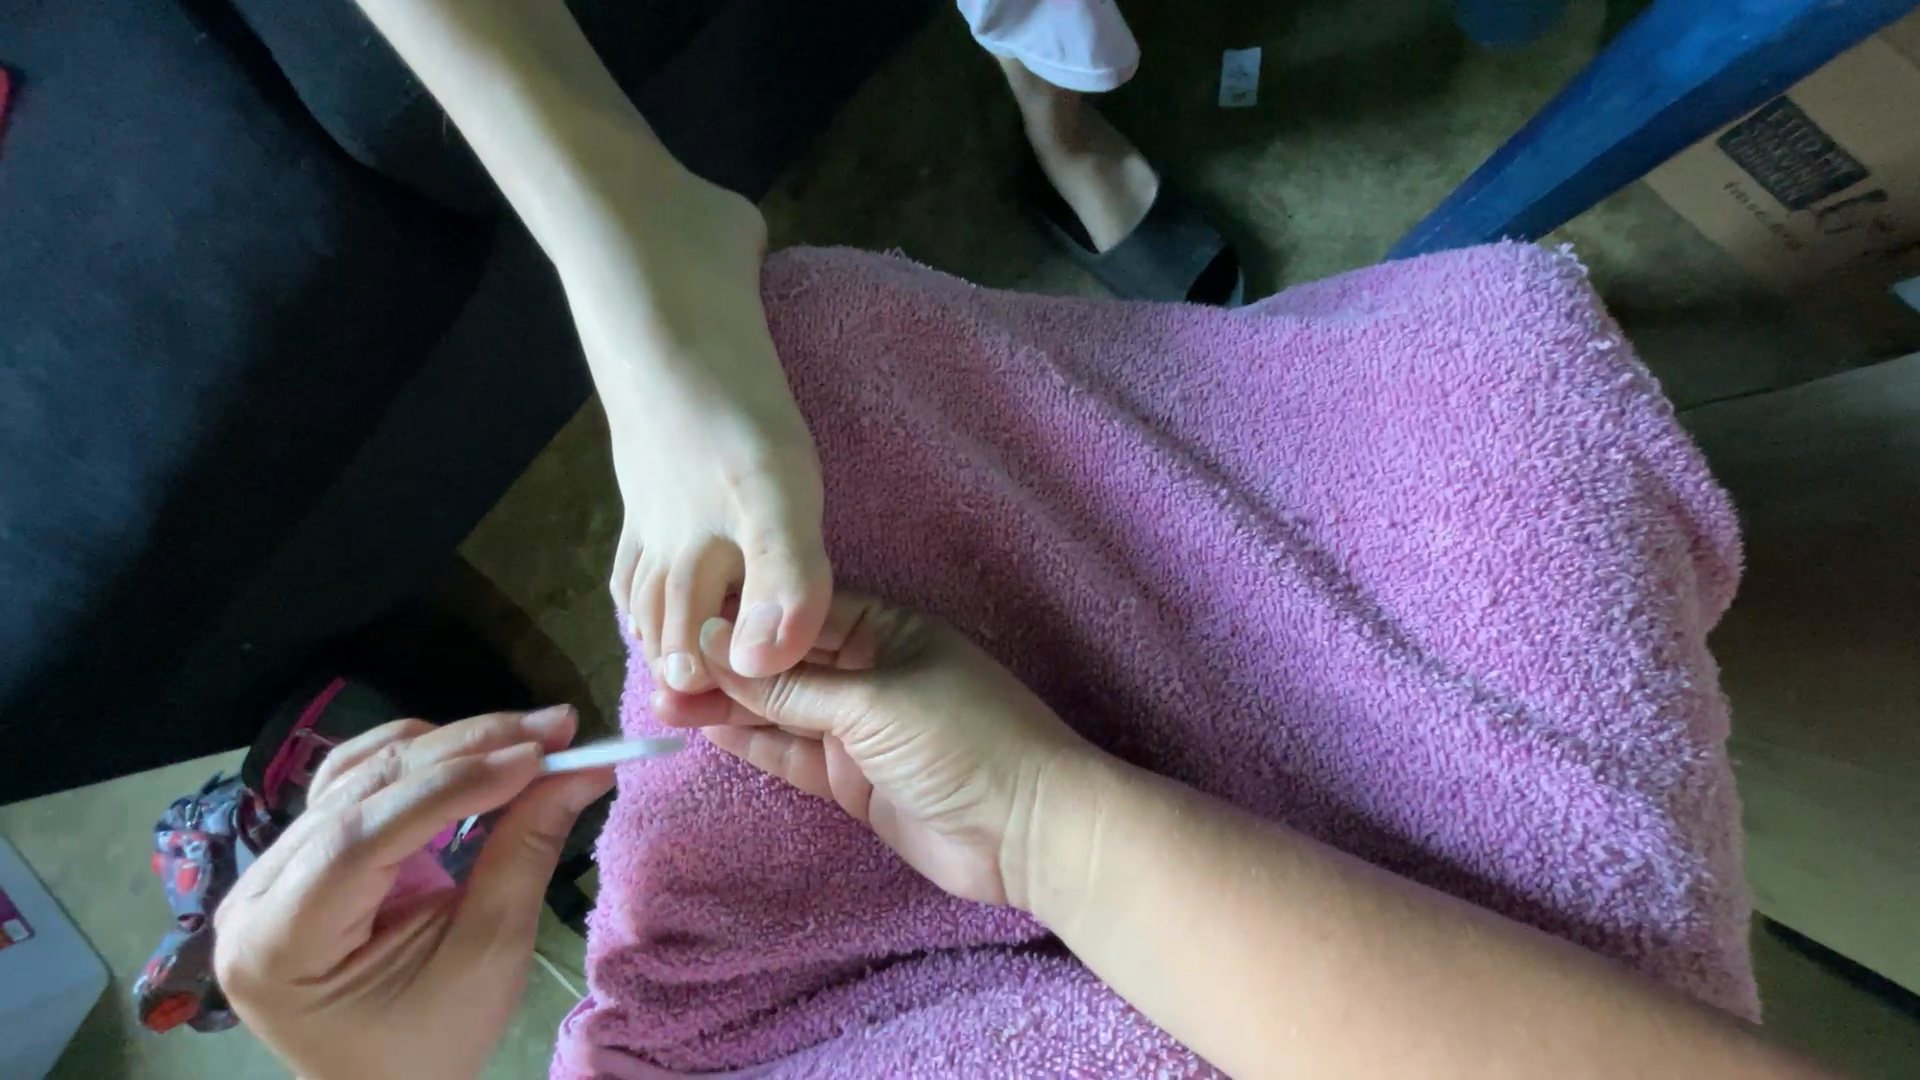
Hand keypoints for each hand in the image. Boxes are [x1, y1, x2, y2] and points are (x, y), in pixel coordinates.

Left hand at [214, 708, 612, 1079]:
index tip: (541, 756)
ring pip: (367, 767)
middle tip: (560, 728)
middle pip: (367, 787)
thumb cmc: (434, 1037)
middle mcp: (262, 890)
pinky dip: (431, 753)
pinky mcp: (315, 846)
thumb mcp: (490, 951)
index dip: (455, 784)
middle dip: (471, 748)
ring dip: (456, 742)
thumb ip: (528, 848)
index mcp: (280, 943)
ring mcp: (281, 863)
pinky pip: (366, 776)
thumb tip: (587, 768)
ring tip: (532, 736)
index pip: (362, 837)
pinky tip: (480, 752)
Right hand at [567, 174, 831, 696]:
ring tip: (681, 631)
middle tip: (704, 687)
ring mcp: (659, 481)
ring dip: (665, 604)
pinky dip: (667, 539)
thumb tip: (768, 672)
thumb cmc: (719, 393)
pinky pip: (660, 509)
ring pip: (653, 563)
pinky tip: (687, 530)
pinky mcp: (672, 436)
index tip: (723, 715)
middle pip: (660, 612)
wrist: (655, 273)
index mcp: (691, 553)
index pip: (686, 645)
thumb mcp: (773, 491)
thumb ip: (782, 580)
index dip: (703, 686)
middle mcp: (665, 527)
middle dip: (679, 653)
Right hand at [658, 595, 1103, 906]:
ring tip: (666, 699)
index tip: (680, 622)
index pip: (801, 614)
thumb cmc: (962, 738)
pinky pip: (796, 752)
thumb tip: (714, 647)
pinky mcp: (854, 776)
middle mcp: (870, 671)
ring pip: (783, 711)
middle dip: (727, 668)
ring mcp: (861, 727)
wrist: (1026, 829)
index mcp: (888, 629)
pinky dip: (756, 743)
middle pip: (785, 665)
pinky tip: (710, 729)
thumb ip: (791, 687)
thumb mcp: (873, 701)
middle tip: (659, 670)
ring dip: (730, 707)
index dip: (742, 620)